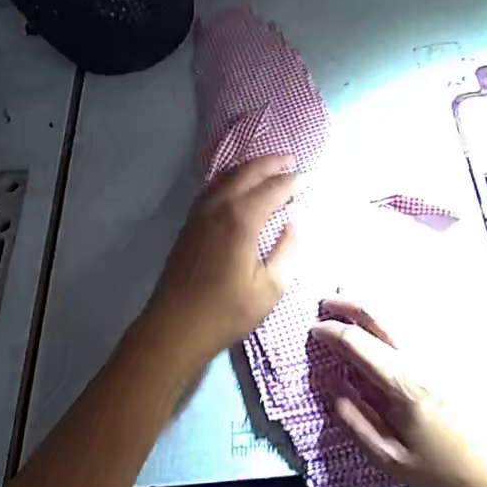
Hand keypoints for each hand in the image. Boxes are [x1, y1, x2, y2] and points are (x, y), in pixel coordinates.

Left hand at [139, 155, 299, 361]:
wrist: (175, 326)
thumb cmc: (227, 311)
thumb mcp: (270, 286)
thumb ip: (288, 249)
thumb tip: (297, 221)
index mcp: (241, 218)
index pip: (273, 187)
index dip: (294, 181)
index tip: (310, 177)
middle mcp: (218, 206)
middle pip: (247, 171)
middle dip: (272, 163)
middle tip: (292, 160)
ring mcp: (199, 212)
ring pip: (226, 176)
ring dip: (250, 168)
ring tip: (270, 168)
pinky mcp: (189, 223)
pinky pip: (213, 188)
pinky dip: (231, 179)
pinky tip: (239, 188)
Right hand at [313, 300, 486, 486]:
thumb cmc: (448, 473)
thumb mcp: (392, 460)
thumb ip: (355, 421)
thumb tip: (331, 386)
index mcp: (403, 383)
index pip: (357, 341)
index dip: (330, 332)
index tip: (313, 332)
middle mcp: (423, 357)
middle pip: (379, 312)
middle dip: (347, 302)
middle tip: (325, 305)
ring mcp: (442, 352)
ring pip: (399, 312)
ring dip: (370, 305)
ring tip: (349, 308)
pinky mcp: (457, 355)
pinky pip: (418, 324)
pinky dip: (393, 317)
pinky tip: (384, 326)